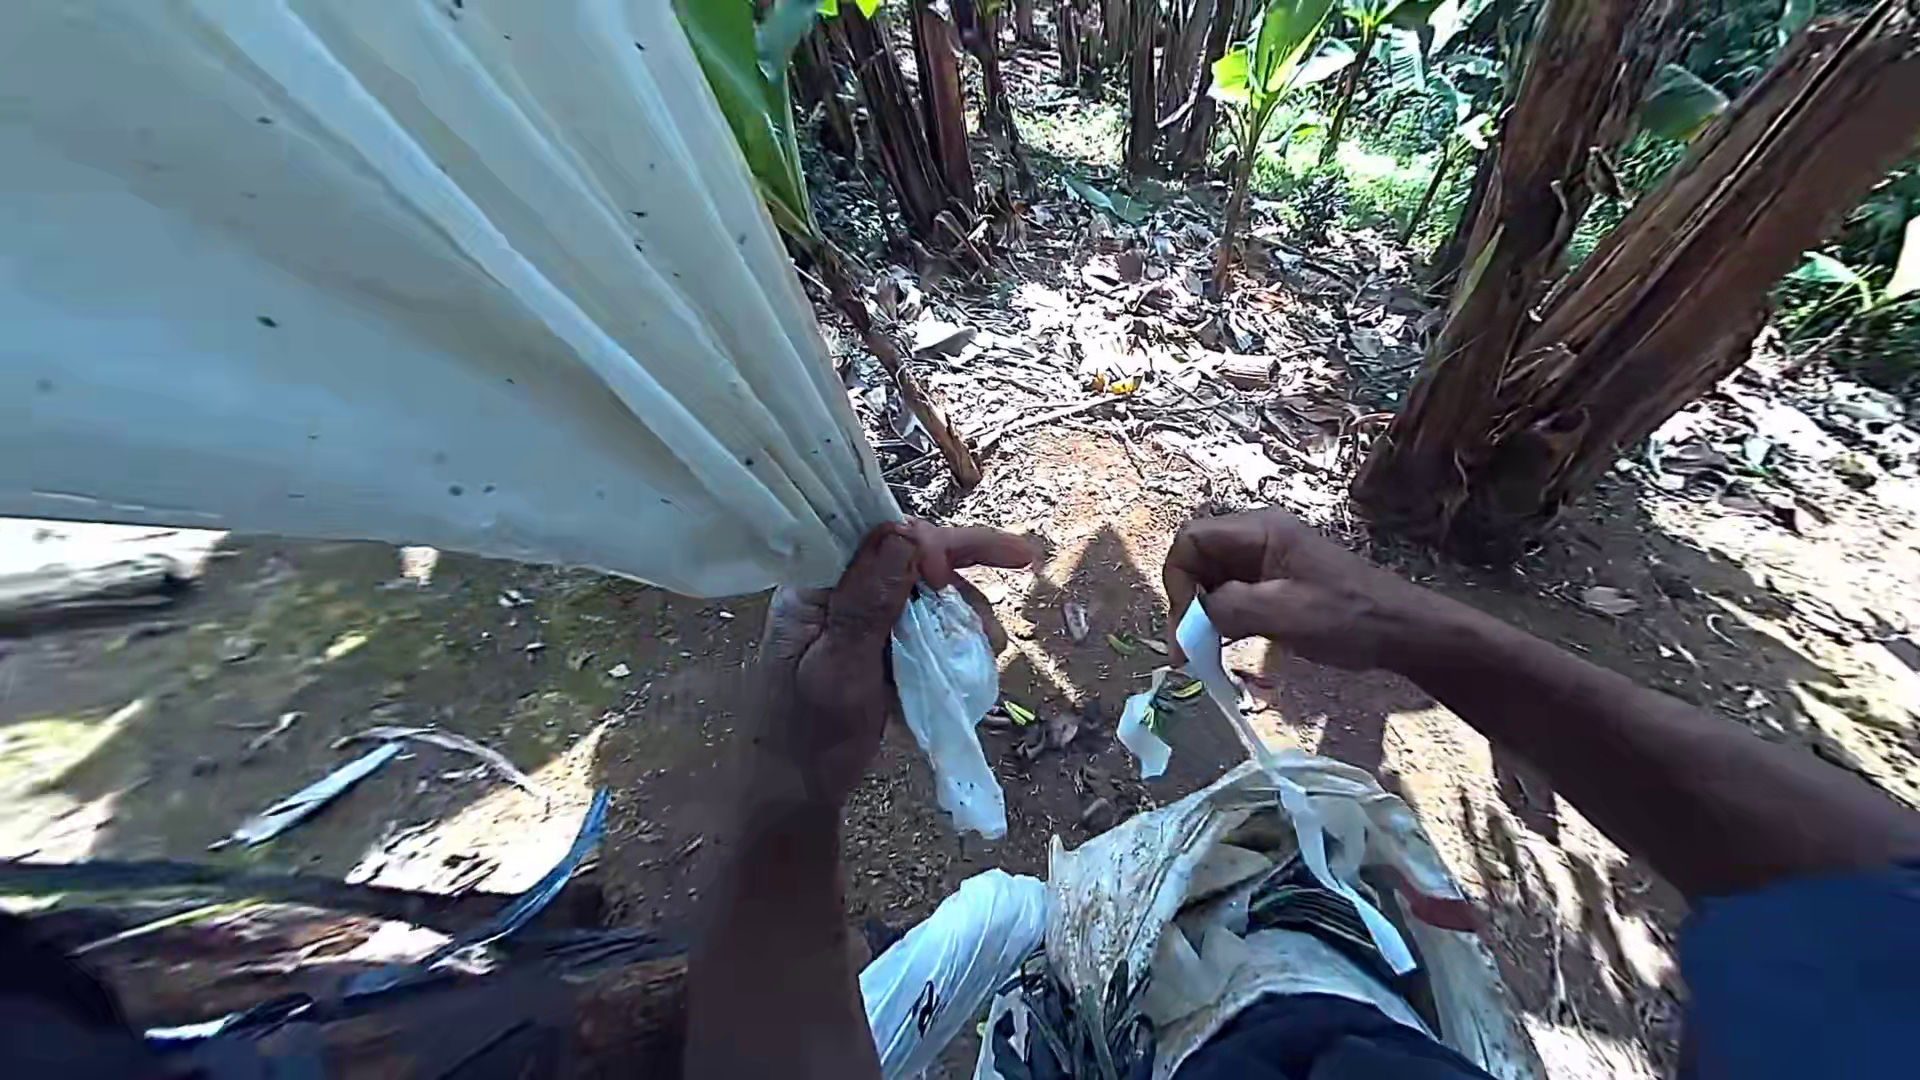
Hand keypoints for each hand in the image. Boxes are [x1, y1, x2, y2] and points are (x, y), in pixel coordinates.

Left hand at [752, 522, 1035, 806]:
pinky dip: (956, 630)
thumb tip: (907, 534)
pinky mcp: (880, 637)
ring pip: (925, 587)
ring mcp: (861, 613)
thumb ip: (868, 605)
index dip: (924, 545)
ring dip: (964, 605)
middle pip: (908, 552)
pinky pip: (926, 618)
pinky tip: (975, 652)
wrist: (798, 788)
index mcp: (815, 586)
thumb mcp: (837, 671)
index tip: (948, 578)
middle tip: (1021, 556)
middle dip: (964, 555)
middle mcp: (840, 588)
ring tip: (990, 641)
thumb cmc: (806, 736)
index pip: (876, 538)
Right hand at [1162, 509, 1449, 671]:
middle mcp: (1254, 539)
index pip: (1191, 539)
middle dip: (1183, 599)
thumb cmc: (1351, 618)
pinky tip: (1217, 644)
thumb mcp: (1287, 613)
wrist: (1406, 633)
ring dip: (1196, 613)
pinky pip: (1224, 594)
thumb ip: (1231, 608)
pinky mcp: (1266, 584)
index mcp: (1260, 531)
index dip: (1177, 576)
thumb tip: (1192, 618)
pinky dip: (1214, 619)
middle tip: (1184, 646)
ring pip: (1205, 579)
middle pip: (1194, 559)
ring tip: (1197, 651)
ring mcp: (1260, 561)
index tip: (1185, 619)